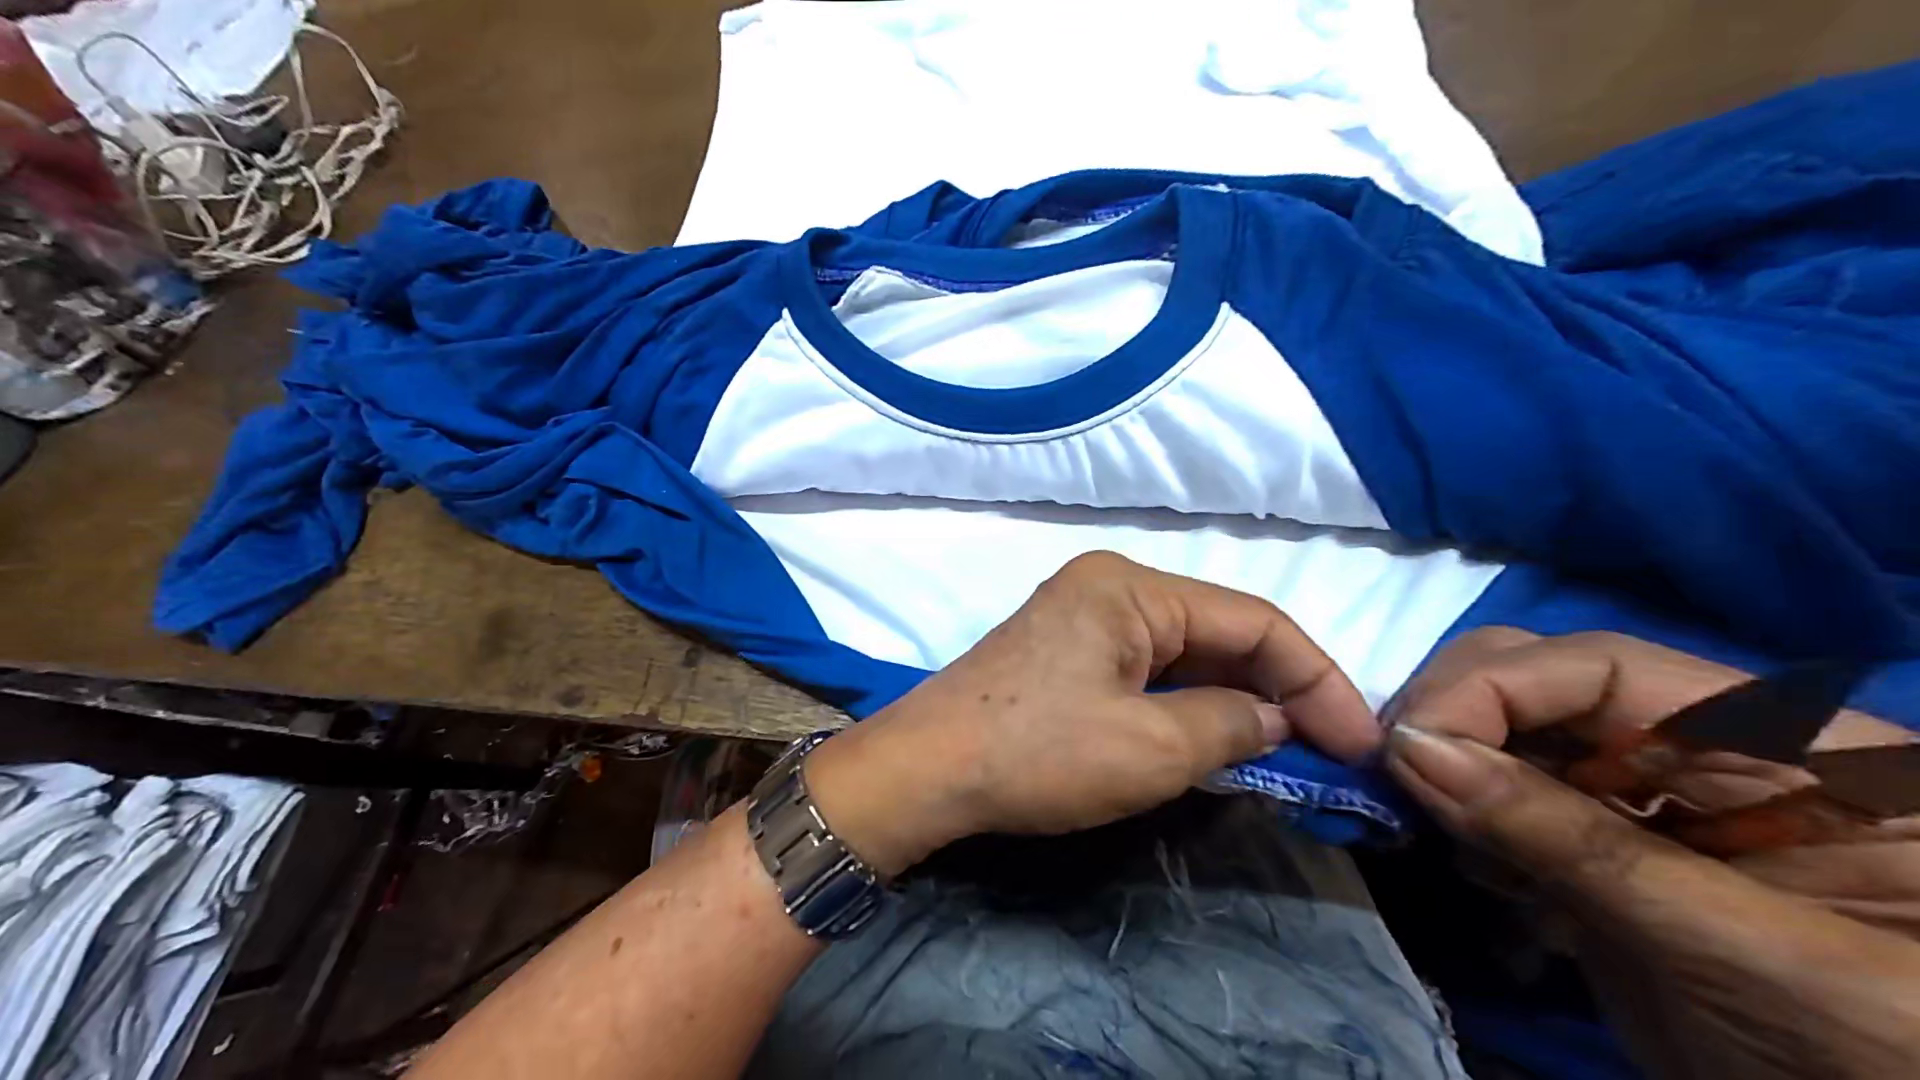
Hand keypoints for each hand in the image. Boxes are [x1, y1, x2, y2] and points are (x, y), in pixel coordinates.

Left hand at [804, 551, 1381, 876]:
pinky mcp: (1068, 653)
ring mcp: (1085, 619)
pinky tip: (1220, 739)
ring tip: (1289, 754)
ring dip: (1236, 700)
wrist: (927, 771)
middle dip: (1278, 689)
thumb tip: (1274, 718)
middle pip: (1220, 632)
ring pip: (1186, 654)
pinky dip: (1190, 704)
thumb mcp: (1151, 748)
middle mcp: (1110, 587)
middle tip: (1331, 755)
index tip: (1360, 744)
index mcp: (1131, 587)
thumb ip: (1230, 725)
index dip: (1317, 679)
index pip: (1254, 619)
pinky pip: (1149, 670)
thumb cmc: (1038, 753)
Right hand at [1383, 628, 1919, 1079]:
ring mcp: (1646, 808)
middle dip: (1455, 721)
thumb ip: (1573, 841)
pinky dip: (1468, 832)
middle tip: (1400, 784)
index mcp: (1785, 748)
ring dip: (1450, 779)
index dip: (1488, 688)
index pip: (1597, 667)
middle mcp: (1701, 754)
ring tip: (1456, 849)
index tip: (1405, 747)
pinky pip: (1502, 808)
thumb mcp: (1747, 955)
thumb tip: (1409, 750)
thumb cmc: (1897, 1072)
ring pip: (1504, 740)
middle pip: (1538, 685)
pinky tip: (1491, 884)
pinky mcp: (1601, 858)